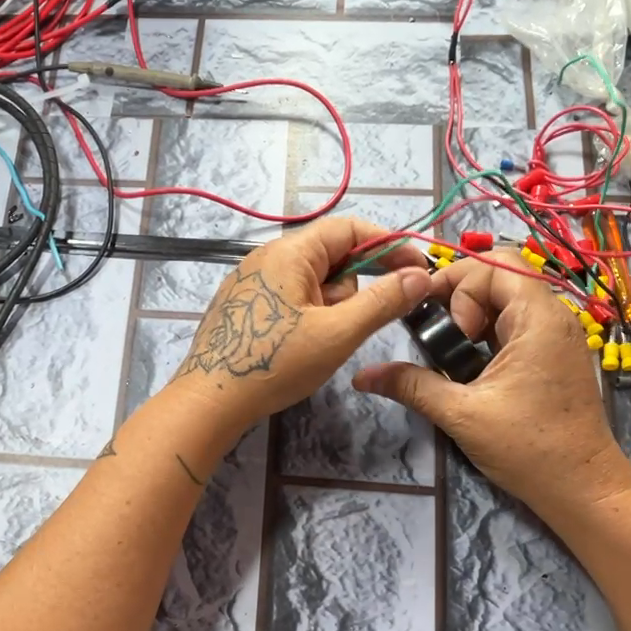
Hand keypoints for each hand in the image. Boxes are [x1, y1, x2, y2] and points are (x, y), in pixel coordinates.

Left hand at [168, 218, 436, 432]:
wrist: (211, 401)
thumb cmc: (275, 364)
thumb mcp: (338, 333)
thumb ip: (382, 302)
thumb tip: (419, 277)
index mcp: (289, 252)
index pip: (349, 229)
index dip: (389, 246)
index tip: (417, 271)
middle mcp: (267, 257)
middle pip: (331, 255)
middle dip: (353, 287)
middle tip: (356, 323)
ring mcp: (251, 283)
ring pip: (311, 283)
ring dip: (329, 308)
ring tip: (318, 344)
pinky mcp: (244, 308)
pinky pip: (289, 300)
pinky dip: (307, 317)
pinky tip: (299, 348)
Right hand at [353, 253, 630, 511]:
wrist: (581, 488)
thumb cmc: (528, 447)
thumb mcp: (461, 414)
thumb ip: (412, 386)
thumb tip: (364, 376)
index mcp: (539, 320)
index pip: (495, 266)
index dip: (457, 285)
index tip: (440, 327)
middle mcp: (553, 319)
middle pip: (500, 277)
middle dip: (459, 297)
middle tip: (437, 335)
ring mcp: (556, 339)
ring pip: (506, 303)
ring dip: (471, 318)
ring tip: (447, 353)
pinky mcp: (552, 359)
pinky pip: (515, 327)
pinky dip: (486, 335)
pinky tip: (467, 368)